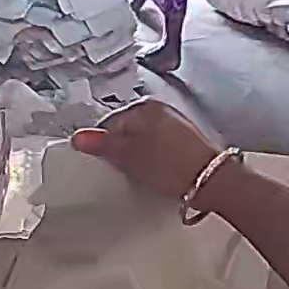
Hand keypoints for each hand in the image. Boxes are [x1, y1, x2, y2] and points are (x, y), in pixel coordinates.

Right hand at [70, 99, 220, 200]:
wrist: (210, 180)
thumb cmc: (169, 166)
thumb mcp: (128, 157)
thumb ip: (102, 145)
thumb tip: (78, 137)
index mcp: (144, 108)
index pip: (109, 122)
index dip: (102, 143)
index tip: (102, 162)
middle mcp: (160, 109)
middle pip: (126, 128)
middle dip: (119, 147)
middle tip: (118, 169)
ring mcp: (173, 123)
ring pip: (140, 137)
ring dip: (134, 153)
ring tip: (136, 172)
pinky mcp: (183, 139)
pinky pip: (155, 143)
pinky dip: (149, 155)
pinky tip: (152, 170)